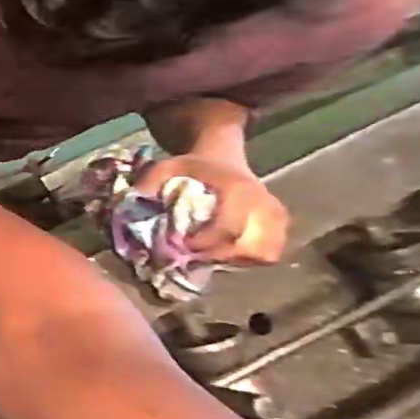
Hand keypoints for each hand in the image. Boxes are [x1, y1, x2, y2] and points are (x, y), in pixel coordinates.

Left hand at [132, 153, 288, 264]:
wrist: (223, 158)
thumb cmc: (195, 166)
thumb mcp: (168, 166)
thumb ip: (150, 182)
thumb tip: (139, 205)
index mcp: (240, 190)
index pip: (229, 228)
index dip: (206, 244)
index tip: (183, 247)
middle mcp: (266, 205)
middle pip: (251, 248)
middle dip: (220, 256)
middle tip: (196, 255)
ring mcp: (278, 217)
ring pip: (263, 255)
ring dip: (234, 260)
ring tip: (209, 253)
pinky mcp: (281, 227)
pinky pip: (268, 254)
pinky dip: (246, 258)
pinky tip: (224, 250)